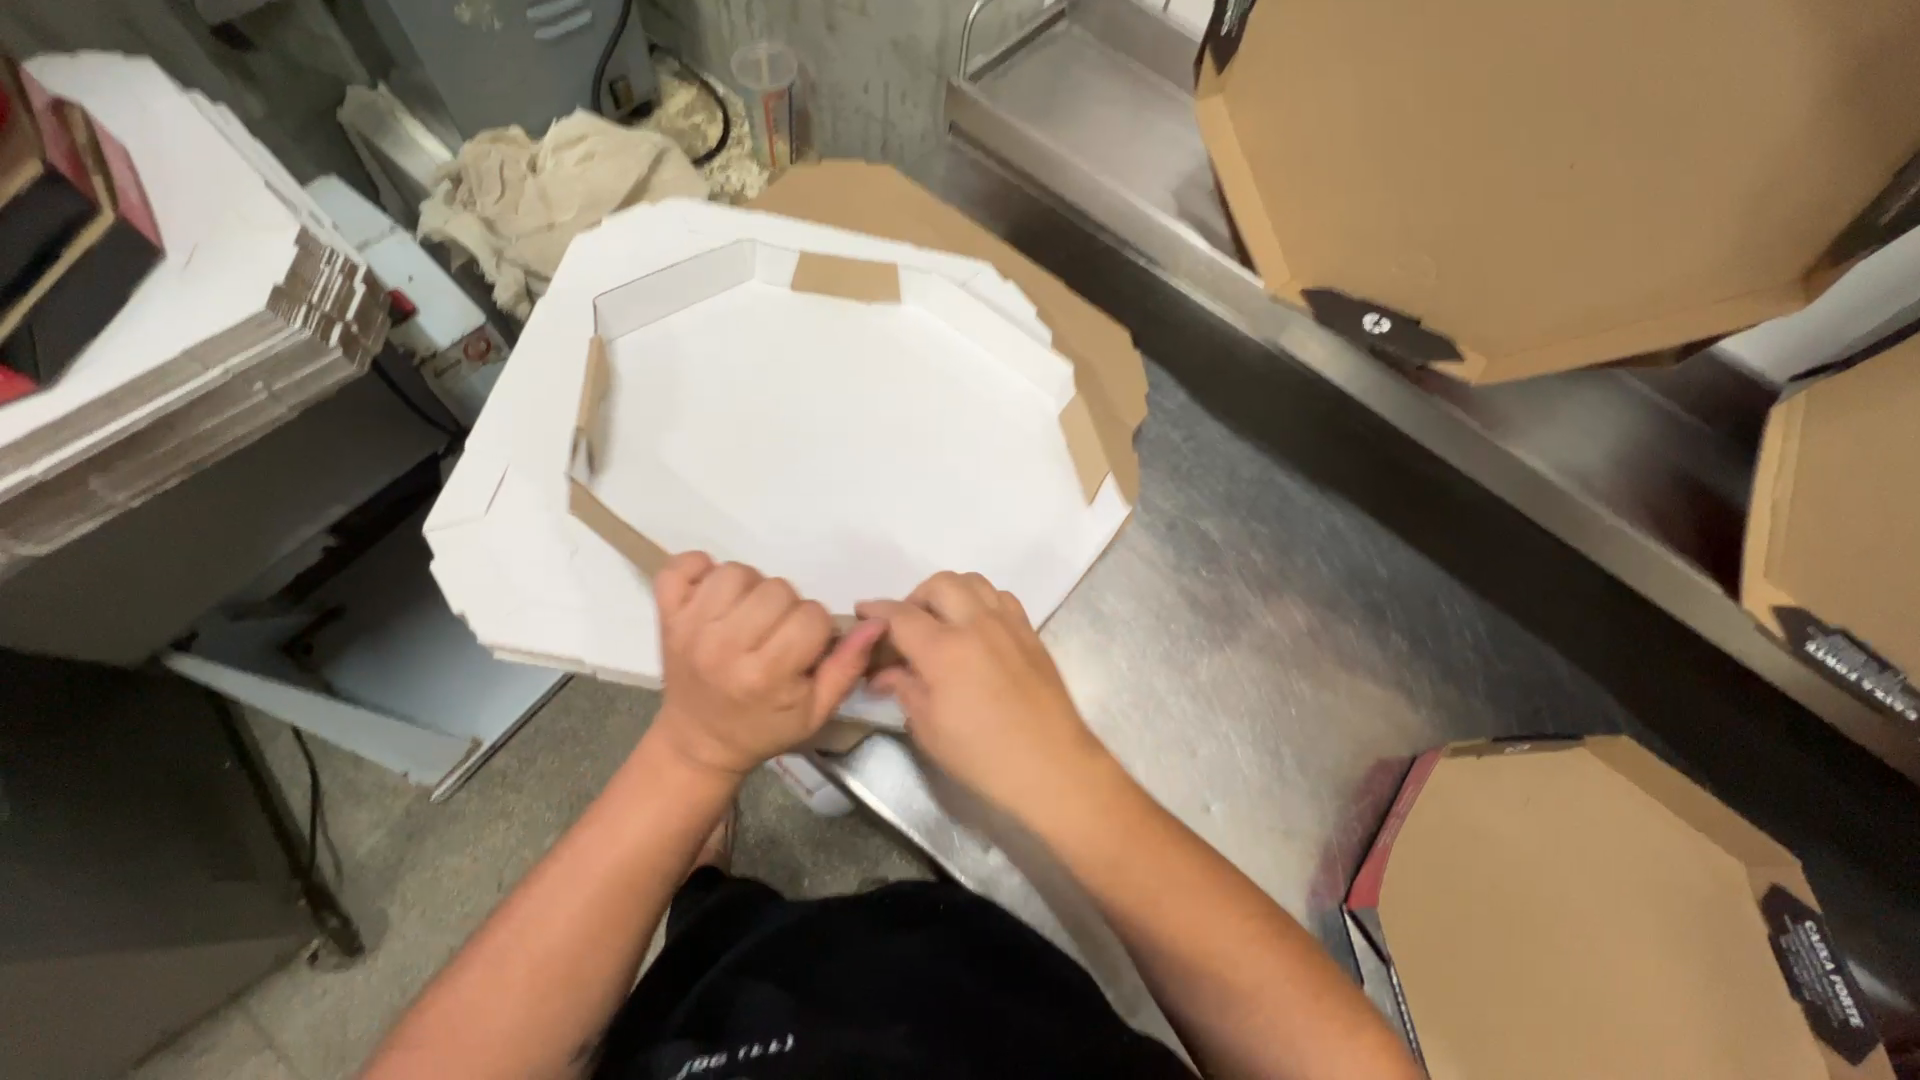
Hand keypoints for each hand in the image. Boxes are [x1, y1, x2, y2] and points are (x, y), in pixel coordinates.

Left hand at [651, 553, 883, 777]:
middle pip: (776, 589)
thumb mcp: (816, 711)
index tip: (804, 648)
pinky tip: (714, 594)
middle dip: (786, 608)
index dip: (816, 629)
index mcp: (764, 674)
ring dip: (751, 588)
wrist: (699, 741)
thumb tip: (878, 623)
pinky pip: (680, 567)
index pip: (810, 617)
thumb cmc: (763, 728)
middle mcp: (724, 646)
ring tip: (749, 615)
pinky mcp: (667, 616)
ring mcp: (691, 628)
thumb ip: (848, 666)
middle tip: (777, 634)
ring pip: (736, 572)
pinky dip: (699, 569)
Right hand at [857, 572, 1111, 815]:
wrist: (1052, 767)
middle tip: (905, 628)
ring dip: (949, 593)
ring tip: (940, 622)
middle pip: (939, 584)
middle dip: (914, 598)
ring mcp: (1008, 625)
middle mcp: (977, 625)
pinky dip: (980, 601)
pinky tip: (975, 629)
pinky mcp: (1030, 634)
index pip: (901, 615)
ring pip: (973, 582)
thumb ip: (905, 688)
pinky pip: (1001, 598)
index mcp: (945, 650)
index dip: (876, 612)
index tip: (862, 613)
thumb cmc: (983, 757)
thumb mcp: (929, 728)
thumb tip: (886, 673)